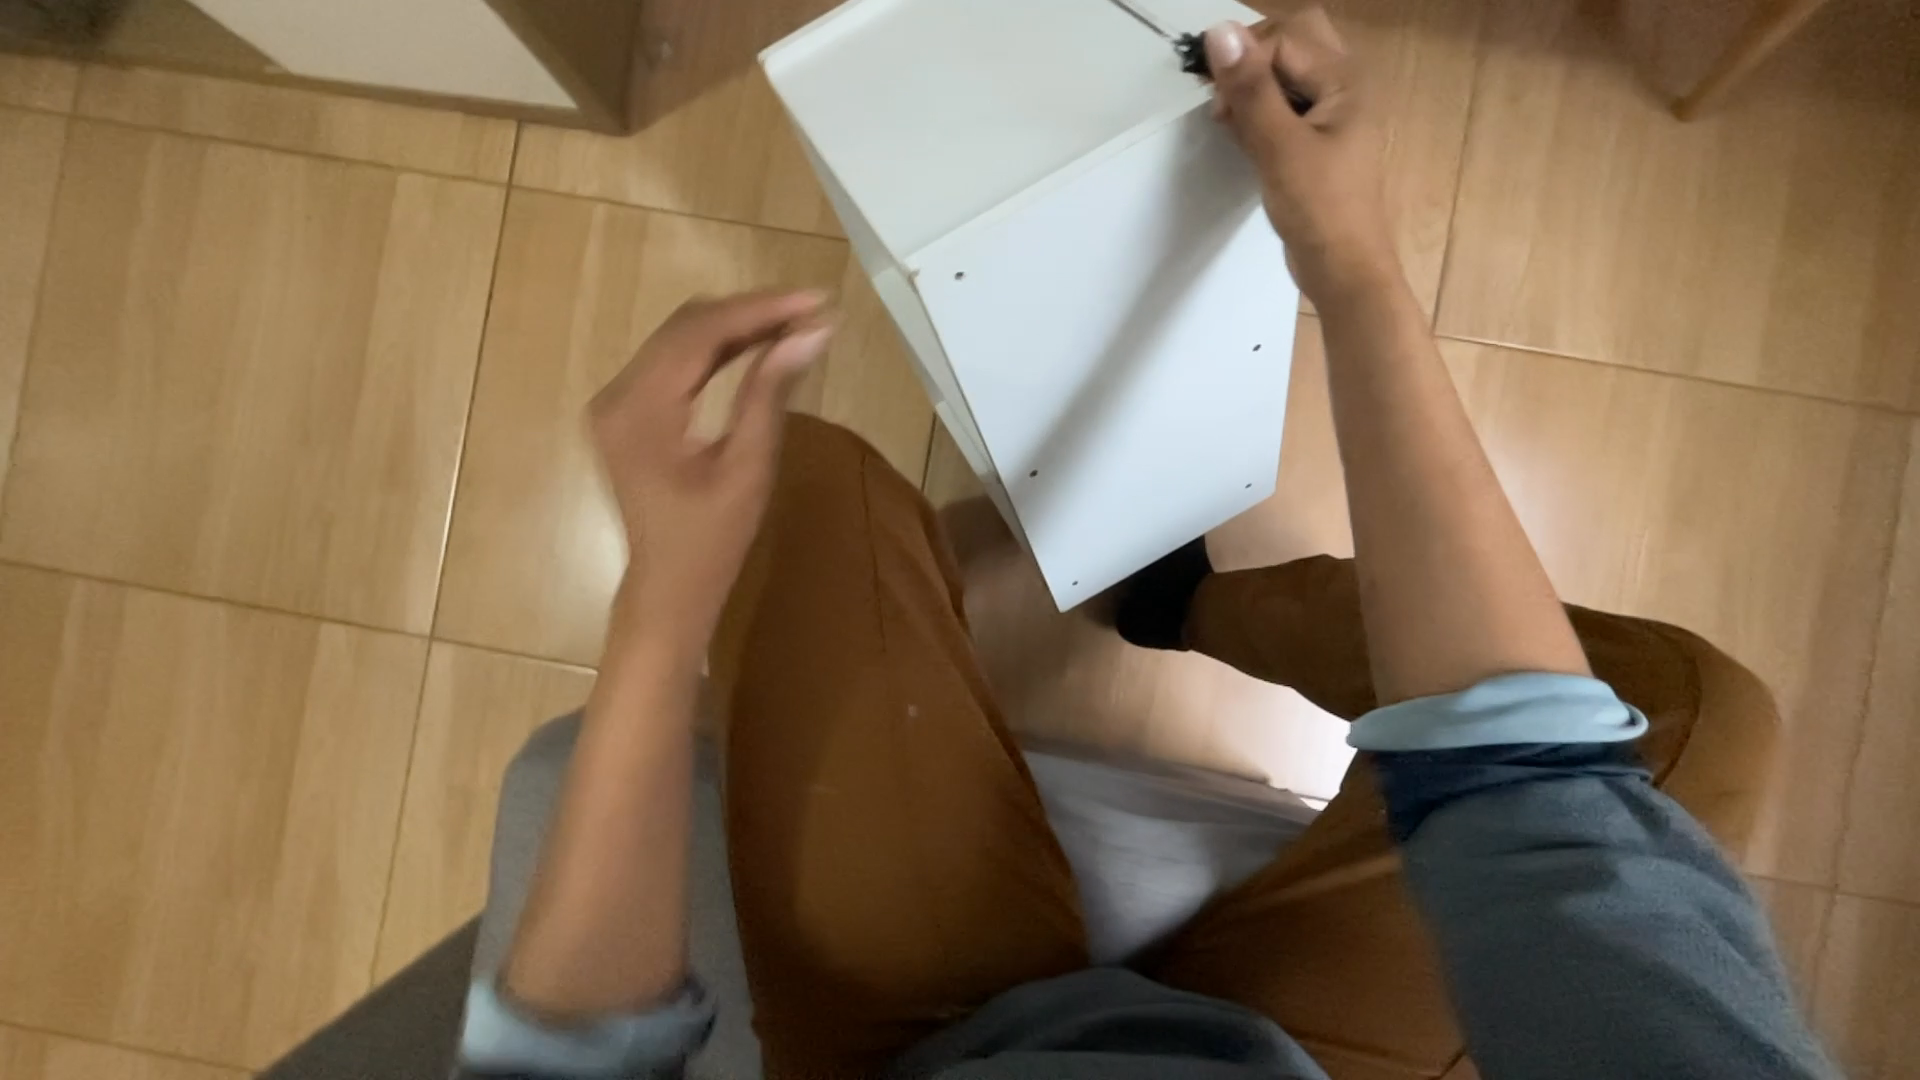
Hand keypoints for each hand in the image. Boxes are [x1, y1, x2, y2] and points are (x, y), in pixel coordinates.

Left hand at [588, 290, 833, 644]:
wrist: (669, 587)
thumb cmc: (712, 541)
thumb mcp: (749, 468)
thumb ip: (771, 394)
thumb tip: (812, 334)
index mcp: (639, 409)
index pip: (699, 333)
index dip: (760, 310)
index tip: (816, 301)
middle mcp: (617, 393)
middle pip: (686, 326)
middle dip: (752, 312)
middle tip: (813, 310)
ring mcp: (618, 400)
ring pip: (682, 338)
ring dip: (739, 327)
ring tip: (796, 322)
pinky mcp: (630, 410)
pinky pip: (677, 362)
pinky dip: (720, 349)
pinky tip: (760, 345)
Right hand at [1204, 11, 1399, 302]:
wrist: (1343, 268)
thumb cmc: (1319, 209)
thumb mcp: (1279, 147)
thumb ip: (1250, 89)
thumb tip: (1219, 33)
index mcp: (1345, 79)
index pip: (1284, 38)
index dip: (1245, 60)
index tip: (1216, 102)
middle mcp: (1344, 86)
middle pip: (1294, 43)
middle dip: (1251, 62)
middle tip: (1222, 100)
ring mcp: (1333, 116)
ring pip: (1288, 76)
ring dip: (1253, 90)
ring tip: (1229, 124)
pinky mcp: (1318, 144)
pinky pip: (1286, 108)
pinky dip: (1260, 114)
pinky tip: (1243, 139)